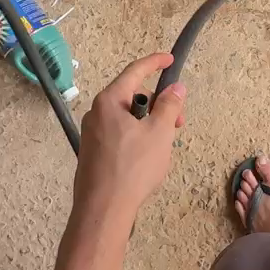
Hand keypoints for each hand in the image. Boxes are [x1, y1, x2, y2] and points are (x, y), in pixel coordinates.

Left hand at [72, 54, 185, 228]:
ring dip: (148, 122)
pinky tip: (146, 157)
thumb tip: (176, 88)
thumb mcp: (159, 133)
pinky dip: (136, 135)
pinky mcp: (92, 151)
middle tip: (177, 123)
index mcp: (109, 101)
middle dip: (157, 103)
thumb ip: (169, 106)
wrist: (103, 209)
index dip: (155, 62)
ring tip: (163, 145)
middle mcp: (96, 112)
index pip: (135, 71)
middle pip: (132, 95)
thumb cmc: (132, 168)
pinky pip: (118, 132)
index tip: (170, 60)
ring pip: (126, 116)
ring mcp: (92, 132)